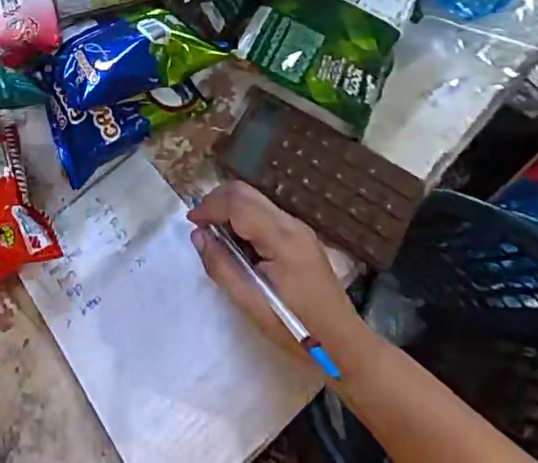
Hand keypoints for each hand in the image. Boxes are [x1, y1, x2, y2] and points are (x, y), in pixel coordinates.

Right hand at [188, 181, 353, 349]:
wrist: (345, 345)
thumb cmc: (297, 330)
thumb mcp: (252, 304)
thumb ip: (221, 266)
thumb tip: (199, 235)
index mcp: (282, 241)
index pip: (238, 203)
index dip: (209, 207)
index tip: (192, 223)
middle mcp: (292, 224)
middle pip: (245, 191)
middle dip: (216, 202)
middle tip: (201, 226)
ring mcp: (299, 227)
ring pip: (254, 198)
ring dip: (229, 208)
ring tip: (217, 237)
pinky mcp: (300, 234)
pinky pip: (264, 211)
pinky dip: (243, 217)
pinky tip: (239, 244)